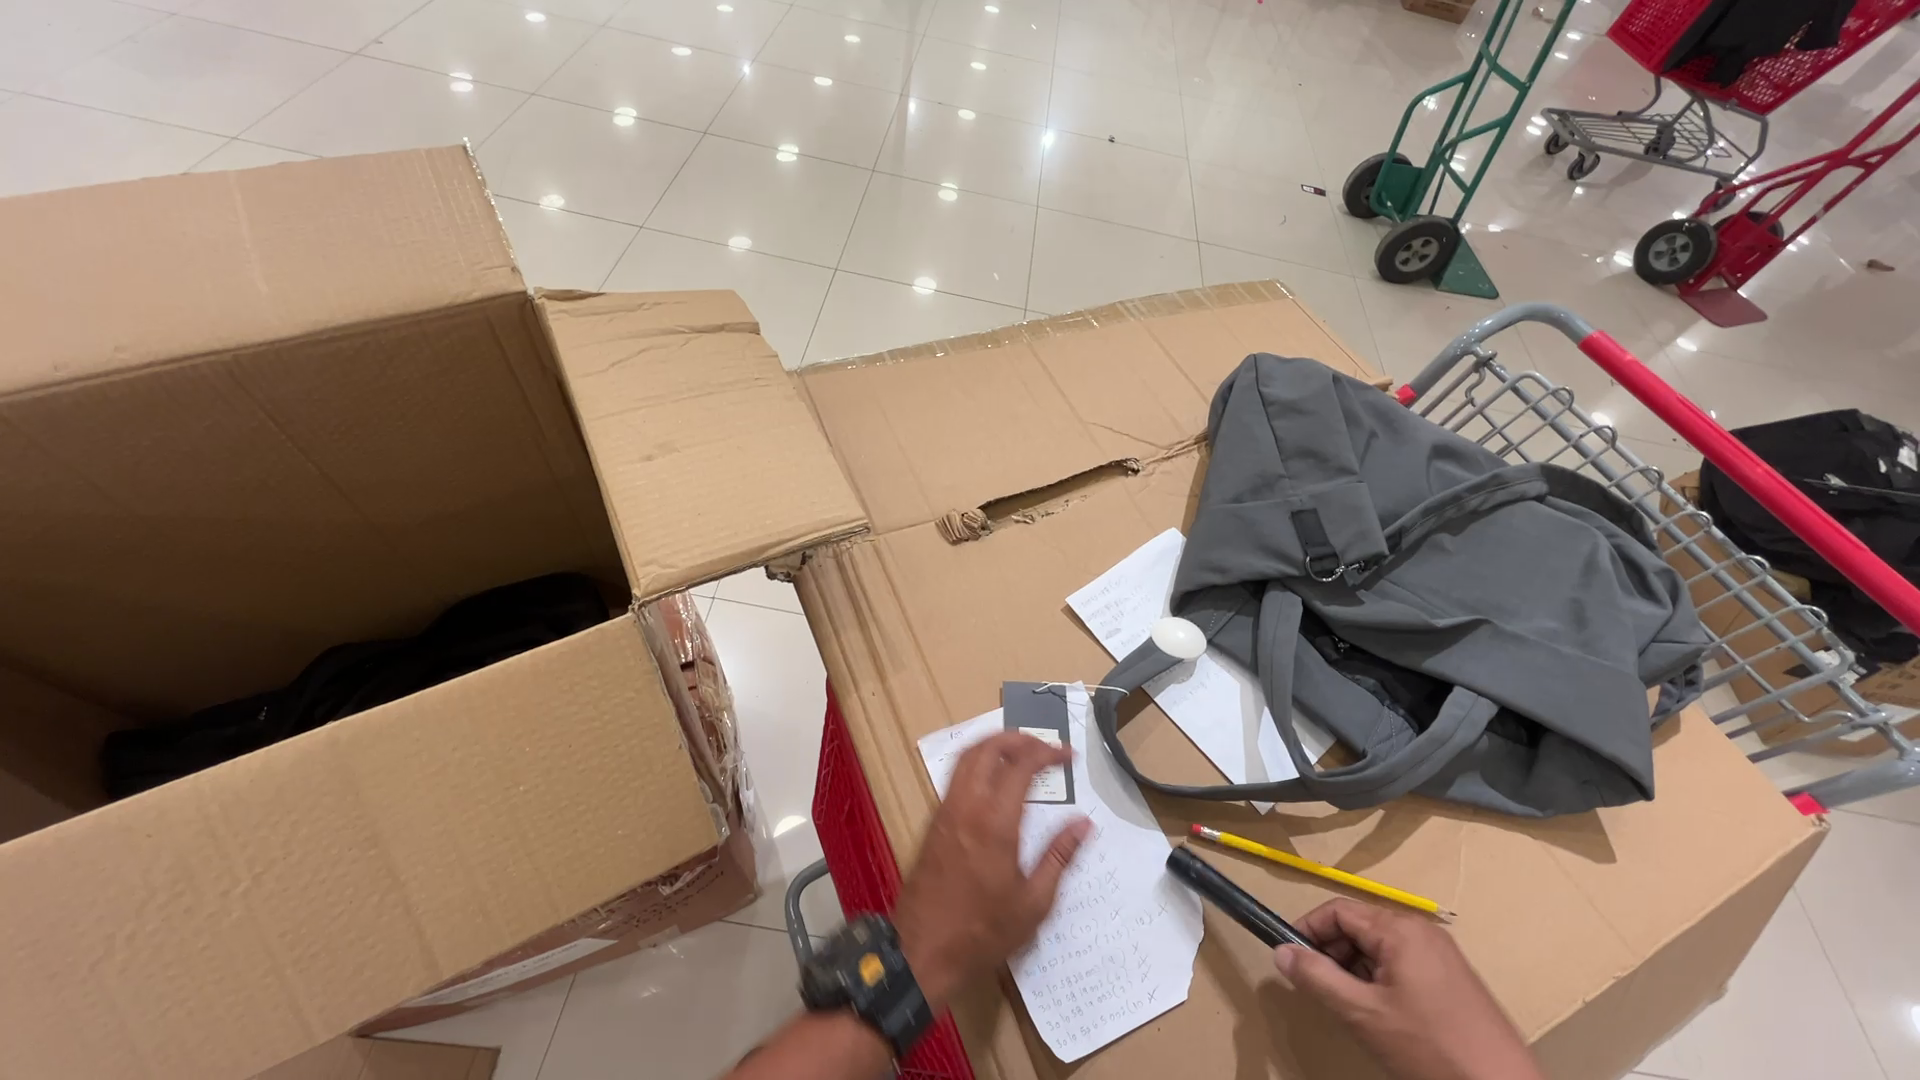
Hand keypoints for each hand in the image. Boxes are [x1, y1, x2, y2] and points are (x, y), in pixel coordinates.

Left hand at [893, 733, 1092, 1011]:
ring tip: (1020, 754)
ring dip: (994, 746)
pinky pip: (955, 777)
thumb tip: (1083, 824)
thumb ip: (1059, 856)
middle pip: (987, 748)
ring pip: (966, 757)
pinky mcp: (934, 823)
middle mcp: (966, 806)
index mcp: (995, 822)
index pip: (1021, 765)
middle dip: (1018, 738)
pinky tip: (994, 782)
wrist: (923, 951)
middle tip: (1044, 747)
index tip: (1069, 755)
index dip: (1048, 753)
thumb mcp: (1034, 902)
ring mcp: (945, 812)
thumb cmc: (984, 931)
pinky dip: (977, 764)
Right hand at [1273, 899, 1543, 1079]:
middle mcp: (1422, 932)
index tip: (1289, 958)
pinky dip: (1380, 980)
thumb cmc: (1429, 1047)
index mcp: (1400, 929)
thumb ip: (1317, 978)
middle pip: (1359, 926)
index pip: (1338, 910)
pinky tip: (1380, 1015)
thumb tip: (1280, 951)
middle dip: (1332, 953)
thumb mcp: (1363, 1013)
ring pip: (1379, 948)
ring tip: (1349, 1006)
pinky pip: (1402, 964)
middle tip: (1318, 988)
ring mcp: (1442, 955)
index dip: (1307, 929)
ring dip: (1354, 969)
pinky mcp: (1453, 980)